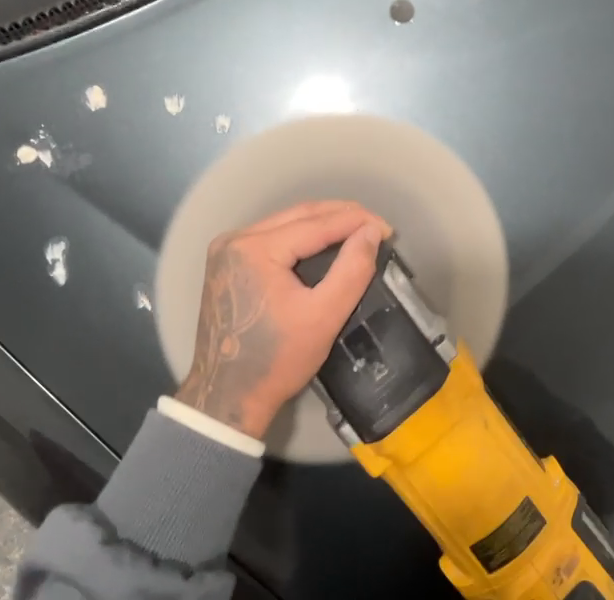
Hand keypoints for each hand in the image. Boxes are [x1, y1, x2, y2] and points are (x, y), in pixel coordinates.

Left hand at [174, 200, 389, 437]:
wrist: (226, 397)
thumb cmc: (276, 360)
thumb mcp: (324, 317)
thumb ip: (352, 270)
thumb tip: (371, 233)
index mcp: (254, 249)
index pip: (315, 223)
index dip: (355, 222)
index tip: (387, 229)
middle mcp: (235, 240)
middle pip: (299, 215)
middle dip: (341, 216)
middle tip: (375, 228)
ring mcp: (226, 250)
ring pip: (285, 224)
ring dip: (322, 224)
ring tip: (356, 232)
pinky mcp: (226, 263)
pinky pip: (272, 237)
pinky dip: (302, 237)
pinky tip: (325, 244)